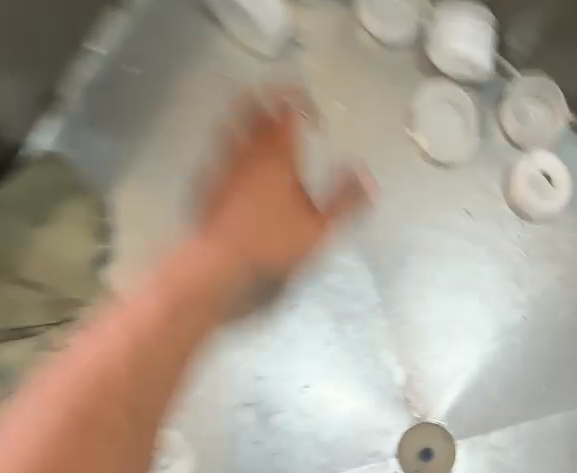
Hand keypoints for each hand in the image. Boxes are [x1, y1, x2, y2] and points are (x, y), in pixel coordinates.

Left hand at [181, 90, 370, 310]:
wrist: (221, 264)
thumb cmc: (274, 244)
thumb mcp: (320, 227)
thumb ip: (346, 200)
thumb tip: (369, 177)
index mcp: (278, 154)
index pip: (289, 109)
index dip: (304, 106)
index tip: (317, 120)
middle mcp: (248, 150)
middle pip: (255, 106)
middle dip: (272, 104)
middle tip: (288, 114)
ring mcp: (224, 163)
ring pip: (233, 124)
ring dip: (251, 123)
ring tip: (267, 137)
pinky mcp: (207, 181)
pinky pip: (222, 152)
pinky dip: (236, 150)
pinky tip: (245, 168)